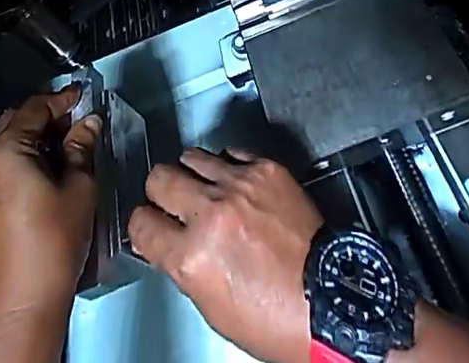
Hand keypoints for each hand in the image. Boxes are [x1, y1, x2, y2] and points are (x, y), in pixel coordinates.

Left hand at [0, 86, 102, 361]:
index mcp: (4, 153)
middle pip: (14, 125)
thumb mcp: (79, 189)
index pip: (35, 108)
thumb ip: (82, 148)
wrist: (18, 312)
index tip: (80, 96)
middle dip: (46, 119)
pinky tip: (45, 182)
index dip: (62, 99)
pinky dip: (20, 167)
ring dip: (33, 143)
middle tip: (77, 123)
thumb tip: (88, 124)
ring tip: (66, 153)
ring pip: (4, 151)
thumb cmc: (50, 250)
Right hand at [128, 149, 324, 362]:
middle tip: (168, 199)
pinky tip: (232, 181)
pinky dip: (227, 166)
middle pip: (160, 178)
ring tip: (201, 186)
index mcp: (192, 257)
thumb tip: (167, 241)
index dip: (142, 227)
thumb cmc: (274, 316)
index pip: (142, 224)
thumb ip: (183, 266)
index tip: (147, 225)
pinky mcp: (265, 169)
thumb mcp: (212, 307)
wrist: (326, 298)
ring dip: (191, 172)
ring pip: (192, 156)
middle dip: (158, 191)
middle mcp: (211, 214)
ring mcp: (239, 186)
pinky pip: (231, 152)